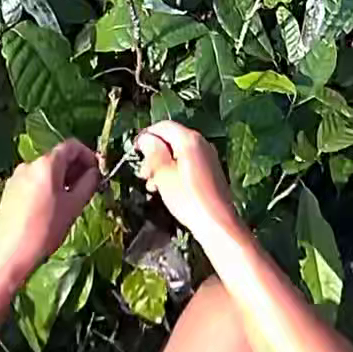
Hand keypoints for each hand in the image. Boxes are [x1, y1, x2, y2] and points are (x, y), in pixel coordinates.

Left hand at [0, 139, 101, 291]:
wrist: (7, 256)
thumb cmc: (44, 231)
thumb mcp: (73, 207)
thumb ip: (87, 184)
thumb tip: (95, 172)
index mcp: (46, 164)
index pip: (72, 146)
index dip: (88, 155)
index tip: (98, 172)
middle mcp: (29, 164)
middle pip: (58, 157)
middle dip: (76, 169)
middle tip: (88, 188)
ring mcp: (17, 176)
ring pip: (46, 170)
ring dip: (62, 179)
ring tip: (71, 201)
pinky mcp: (9, 190)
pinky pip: (34, 181)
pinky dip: (47, 187)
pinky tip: (52, 208)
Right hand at [135, 121, 240, 241]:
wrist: (217, 225)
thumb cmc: (188, 198)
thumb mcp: (163, 174)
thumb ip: (153, 152)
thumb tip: (146, 138)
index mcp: (190, 140)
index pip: (163, 126)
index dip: (146, 136)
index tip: (135, 151)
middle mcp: (201, 143)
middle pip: (171, 139)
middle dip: (154, 154)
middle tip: (143, 173)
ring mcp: (208, 156)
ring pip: (178, 152)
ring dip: (162, 164)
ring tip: (152, 184)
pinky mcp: (211, 170)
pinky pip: (187, 161)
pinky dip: (174, 169)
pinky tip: (165, 187)